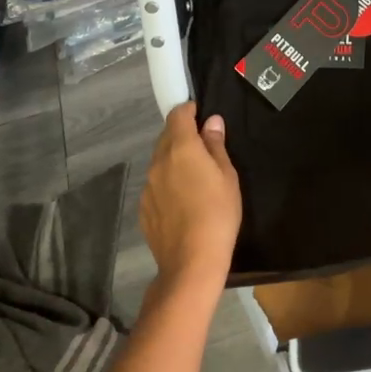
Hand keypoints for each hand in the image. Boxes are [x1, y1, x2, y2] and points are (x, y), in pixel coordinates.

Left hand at [139, 103, 240, 283]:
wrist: (191, 261)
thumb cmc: (218, 212)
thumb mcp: (227, 175)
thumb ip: (216, 145)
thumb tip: (211, 122)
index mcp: (180, 148)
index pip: (178, 115)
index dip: (190, 110)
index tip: (202, 115)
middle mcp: (158, 162)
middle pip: (166, 137)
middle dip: (182, 134)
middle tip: (204, 146)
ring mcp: (148, 186)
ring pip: (160, 161)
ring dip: (174, 159)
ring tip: (194, 175)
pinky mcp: (143, 209)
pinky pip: (156, 184)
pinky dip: (167, 182)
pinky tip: (183, 200)